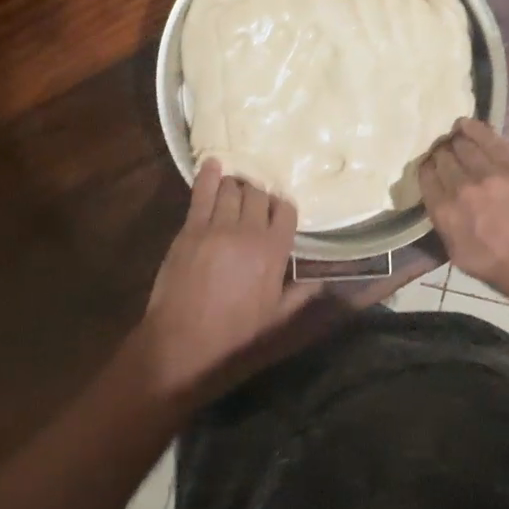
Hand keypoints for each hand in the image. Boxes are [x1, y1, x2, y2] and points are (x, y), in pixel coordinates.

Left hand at [132, 161, 321, 405]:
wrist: (185, 344)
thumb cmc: (237, 335)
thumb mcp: (279, 317)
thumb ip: (303, 293)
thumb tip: (324, 279)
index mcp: (273, 251)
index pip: (286, 211)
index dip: (283, 208)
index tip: (279, 212)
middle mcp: (248, 232)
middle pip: (259, 195)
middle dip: (260, 194)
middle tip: (257, 200)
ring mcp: (216, 228)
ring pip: (231, 190)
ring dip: (237, 186)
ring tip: (237, 187)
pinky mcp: (189, 230)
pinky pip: (201, 194)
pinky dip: (208, 176)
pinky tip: (213, 164)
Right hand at [419, 119, 508, 300]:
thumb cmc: (499, 266)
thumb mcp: (458, 255)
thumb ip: (444, 225)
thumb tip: (439, 203)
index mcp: (445, 213)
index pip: (426, 178)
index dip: (427, 169)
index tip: (430, 167)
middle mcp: (461, 189)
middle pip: (443, 158)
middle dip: (440, 153)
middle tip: (443, 151)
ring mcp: (488, 175)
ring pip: (463, 145)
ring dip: (455, 140)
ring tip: (454, 136)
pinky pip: (488, 139)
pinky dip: (474, 128)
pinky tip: (465, 123)